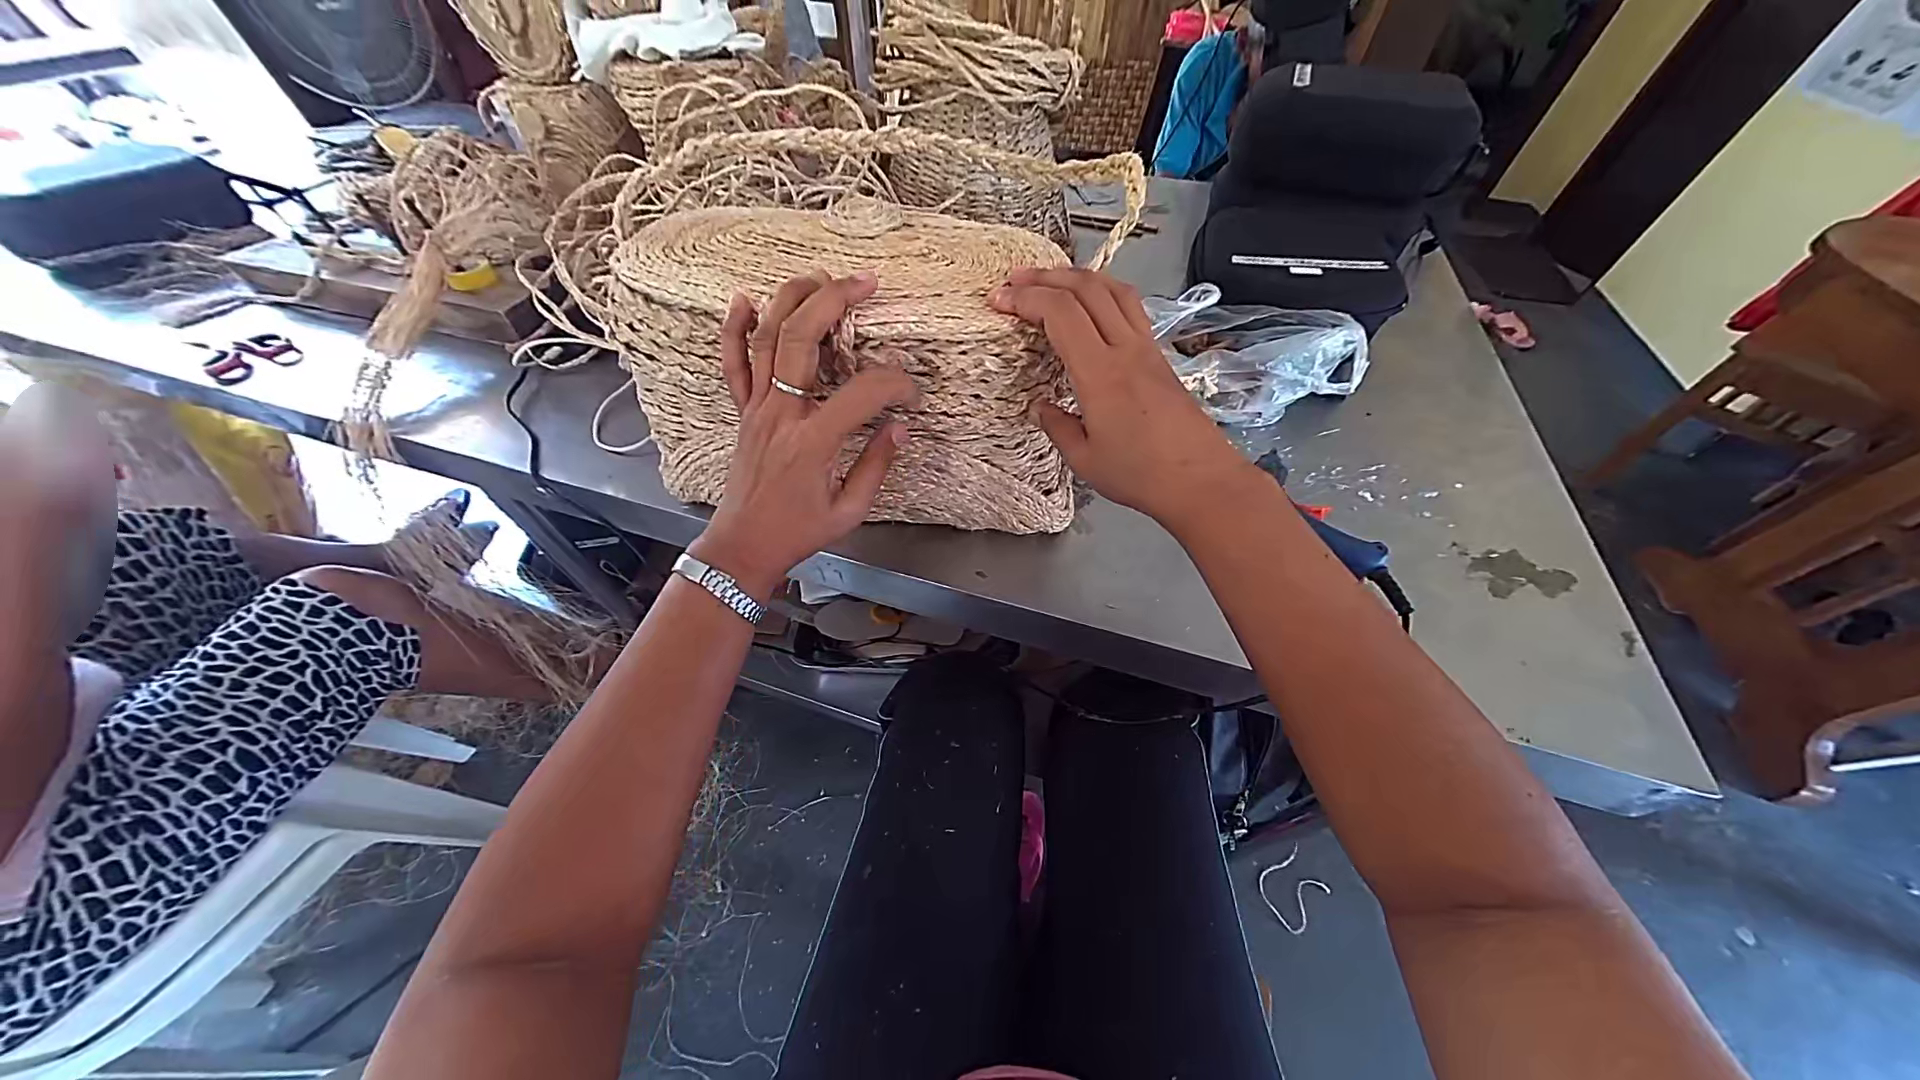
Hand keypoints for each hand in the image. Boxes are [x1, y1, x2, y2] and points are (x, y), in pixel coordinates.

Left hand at [688, 271, 918, 598]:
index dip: (895, 384)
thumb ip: (877, 464)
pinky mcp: (743, 413)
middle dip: (834, 301)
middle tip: (865, 283)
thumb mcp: (851, 509)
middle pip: (801, 340)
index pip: (863, 393)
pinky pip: (732, 364)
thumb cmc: (799, 531)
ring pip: (765, 339)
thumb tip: (899, 427)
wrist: (745, 545)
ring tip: (820, 278)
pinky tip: (744, 300)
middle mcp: (780, 416)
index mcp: (813, 443)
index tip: (910, 393)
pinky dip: (734, 329)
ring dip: (791, 300)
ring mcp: (756, 410)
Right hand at [991, 268, 1264, 530]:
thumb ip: (1057, 427)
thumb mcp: (1084, 459)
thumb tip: (1041, 406)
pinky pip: (1130, 307)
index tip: (999, 301)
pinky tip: (1089, 304)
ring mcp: (1147, 349)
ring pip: (1113, 289)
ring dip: (1077, 276)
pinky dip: (1102, 292)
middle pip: (1086, 288)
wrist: (1201, 481)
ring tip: (1049, 280)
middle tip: (1014, 281)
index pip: (1061, 313)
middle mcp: (1126, 350)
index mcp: (1101, 373)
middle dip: (1045, 277)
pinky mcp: (1160, 357)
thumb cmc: (1140, 475)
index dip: (1026, 298)